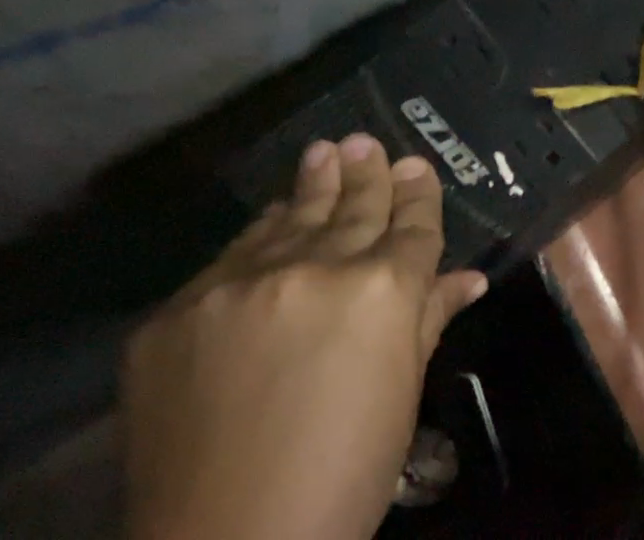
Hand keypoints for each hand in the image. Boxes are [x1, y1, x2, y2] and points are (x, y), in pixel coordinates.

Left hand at [122, 134, 486, 539]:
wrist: (230, 535)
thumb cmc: (349, 462)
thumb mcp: (403, 388)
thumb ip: (428, 319)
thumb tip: (467, 277)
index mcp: (384, 289)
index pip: (411, 226)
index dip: (418, 195)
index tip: (417, 165)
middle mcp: (315, 270)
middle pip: (350, 211)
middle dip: (366, 176)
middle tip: (368, 142)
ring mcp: (238, 287)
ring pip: (287, 221)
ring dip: (311, 186)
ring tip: (325, 152)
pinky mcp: (176, 313)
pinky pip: (229, 258)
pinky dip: (259, 233)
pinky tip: (273, 215)